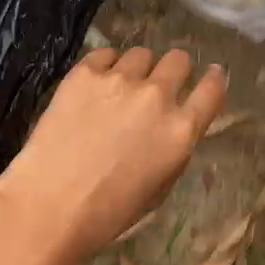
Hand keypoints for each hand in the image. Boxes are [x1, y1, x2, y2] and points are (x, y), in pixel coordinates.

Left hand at [0, 48, 225, 264]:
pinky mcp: (85, 73)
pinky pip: (105, 54)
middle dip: (173, 70)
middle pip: (178, 60)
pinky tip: (94, 86)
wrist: (50, 204)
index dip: (214, 79)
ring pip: (141, 53)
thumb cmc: (107, 211)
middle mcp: (157, 97)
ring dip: (137, 68)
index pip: (212, 90)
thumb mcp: (159, 187)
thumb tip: (174, 124)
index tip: (213, 73)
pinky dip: (105, 66)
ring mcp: (120, 80)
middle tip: (157, 84)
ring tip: (120, 87)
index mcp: (180, 131)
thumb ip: (173, 147)